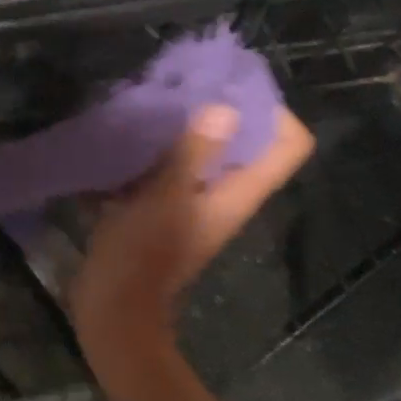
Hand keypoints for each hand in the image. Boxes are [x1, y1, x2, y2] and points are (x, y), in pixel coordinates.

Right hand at [69, 104, 313, 364]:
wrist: (112, 313)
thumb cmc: (141, 256)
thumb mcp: (164, 198)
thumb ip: (193, 153)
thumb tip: (223, 108)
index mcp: (237, 194)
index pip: (288, 143)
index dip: (271, 110)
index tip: (229, 87)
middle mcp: (222, 198)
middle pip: (240, 145)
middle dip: (213, 113)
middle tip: (180, 89)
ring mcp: (188, 209)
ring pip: (195, 159)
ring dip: (173, 135)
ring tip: (145, 109)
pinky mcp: (156, 219)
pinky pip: (159, 179)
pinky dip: (143, 162)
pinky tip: (113, 148)